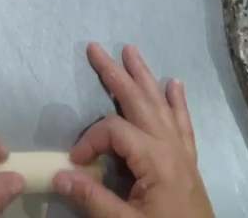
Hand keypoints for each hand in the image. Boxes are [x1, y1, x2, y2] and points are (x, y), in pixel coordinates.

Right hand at [54, 43, 215, 217]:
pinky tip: (175, 85)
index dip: (89, 140)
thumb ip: (93, 199)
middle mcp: (170, 149)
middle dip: (115, 74)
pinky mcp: (189, 164)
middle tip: (96, 48)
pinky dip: (178, 103)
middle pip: (138, 102)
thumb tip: (58, 174)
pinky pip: (183, 125)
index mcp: (155, 161)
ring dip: (144, 77)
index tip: (75, 163)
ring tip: (131, 51)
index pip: (113, 131)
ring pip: (160, 106)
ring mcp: (183, 155)